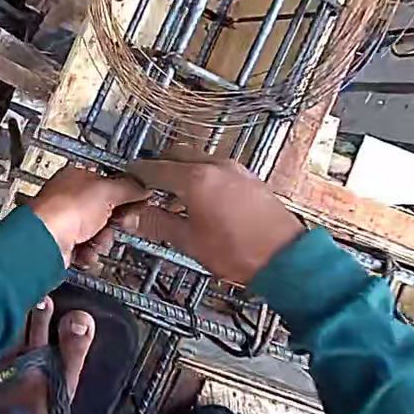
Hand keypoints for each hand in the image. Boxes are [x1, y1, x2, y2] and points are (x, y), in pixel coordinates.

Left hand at [27, 166, 150, 269]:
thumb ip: (128, 188)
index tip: (137, 203)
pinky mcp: (64, 244)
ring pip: (99, 233)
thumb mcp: (107, 191)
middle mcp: (69, 198)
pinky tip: (85, 251)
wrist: (46, 241)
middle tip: (119, 223)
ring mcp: (66, 222)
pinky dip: (90, 253)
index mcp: (77, 177)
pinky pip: (87, 249)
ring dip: (103, 239)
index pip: (108, 183)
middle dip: (114, 222)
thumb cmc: (66, 209)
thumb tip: (142, 188)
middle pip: (106, 211)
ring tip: (96, 239)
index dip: (124, 194)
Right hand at [126, 149, 301, 284]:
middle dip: (158, 167)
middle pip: (176, 155)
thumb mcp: (189, 241)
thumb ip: (157, 224)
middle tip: (145, 185)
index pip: (155, 169)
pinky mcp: (248, 178)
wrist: (287, 258)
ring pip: (197, 159)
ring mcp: (234, 170)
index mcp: (196, 179)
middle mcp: (215, 166)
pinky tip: (197, 197)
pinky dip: (199, 175)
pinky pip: (215, 167)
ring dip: (180, 170)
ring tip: (170, 194)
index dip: (136, 175)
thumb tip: (131, 217)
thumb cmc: (241, 251)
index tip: (127, 181)